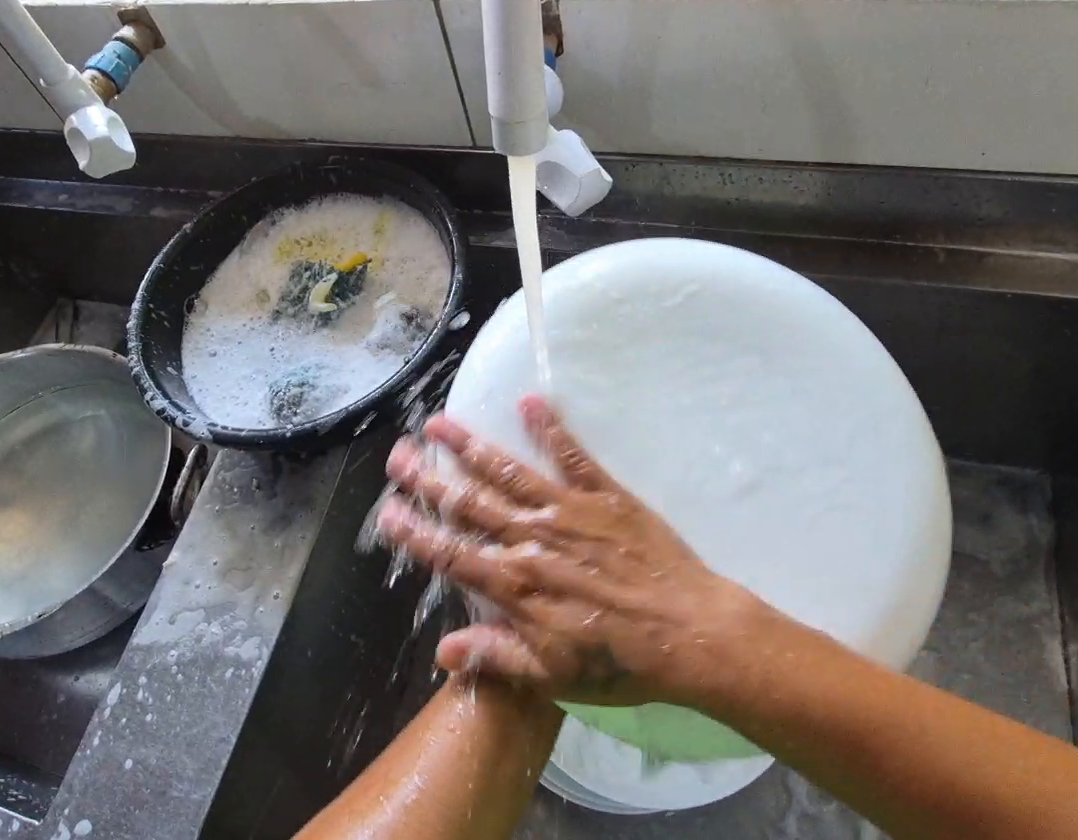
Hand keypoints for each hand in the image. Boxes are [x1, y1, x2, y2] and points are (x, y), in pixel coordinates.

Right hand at [375, 395, 760, 707]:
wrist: (690, 632)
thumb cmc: (621, 661)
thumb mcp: (554, 675)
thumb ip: (497, 655)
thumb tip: (441, 652)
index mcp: (517, 585)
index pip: (452, 554)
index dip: (416, 532)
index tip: (387, 510)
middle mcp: (533, 539)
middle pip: (470, 503)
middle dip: (429, 479)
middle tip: (398, 453)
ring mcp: (568, 511)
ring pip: (508, 472)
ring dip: (471, 446)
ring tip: (440, 422)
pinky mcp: (604, 495)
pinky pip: (572, 455)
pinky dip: (550, 427)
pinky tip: (529, 401)